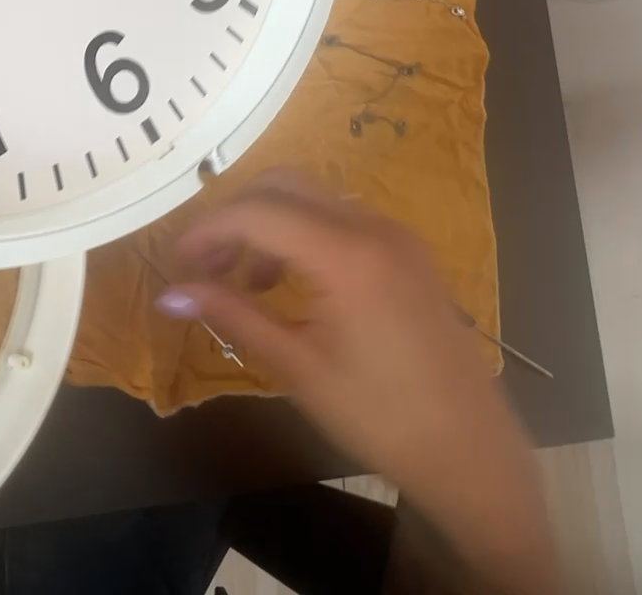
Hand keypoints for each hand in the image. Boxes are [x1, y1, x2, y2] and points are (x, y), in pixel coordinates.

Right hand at [159, 174, 559, 594]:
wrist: (473, 455)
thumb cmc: (380, 417)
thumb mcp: (295, 366)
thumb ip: (231, 315)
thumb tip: (167, 295)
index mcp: (346, 254)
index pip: (256, 212)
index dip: (206, 230)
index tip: (176, 263)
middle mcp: (372, 226)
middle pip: (281, 186)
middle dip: (234, 216)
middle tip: (205, 264)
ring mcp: (395, 235)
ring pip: (310, 197)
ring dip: (266, 223)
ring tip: (244, 281)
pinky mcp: (406, 251)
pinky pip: (337, 217)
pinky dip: (299, 233)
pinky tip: (288, 281)